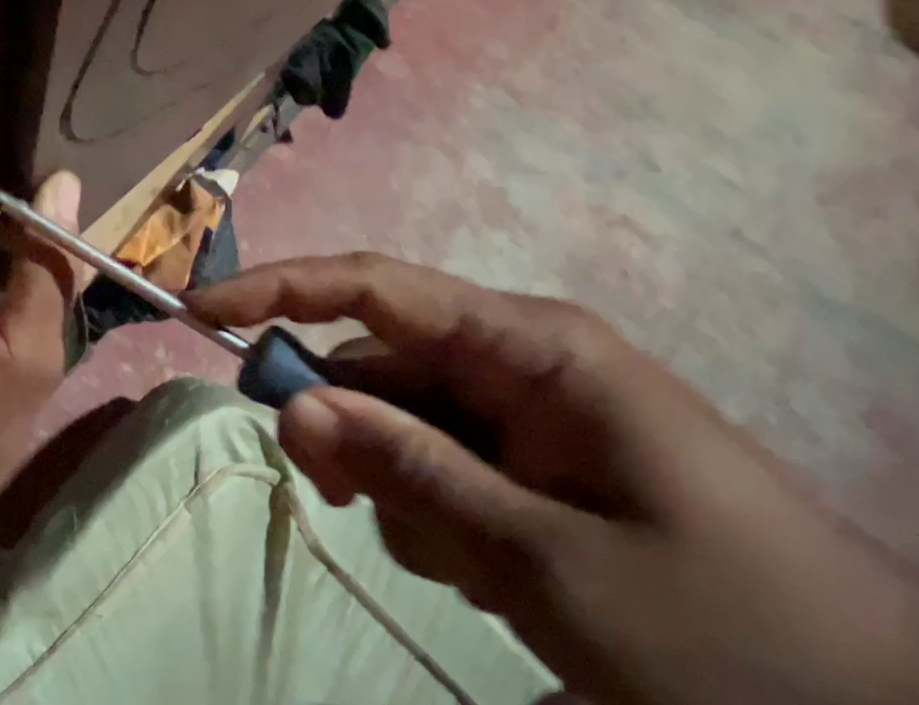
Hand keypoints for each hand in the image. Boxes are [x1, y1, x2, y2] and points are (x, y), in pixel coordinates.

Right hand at [190, 253, 918, 704]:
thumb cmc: (723, 632)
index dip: (277, 290)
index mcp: (535, 348)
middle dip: (344, 426)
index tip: (194, 310)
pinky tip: (487, 569)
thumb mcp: (545, 560)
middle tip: (339, 497)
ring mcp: (530, 417)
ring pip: (400, 424)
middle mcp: (524, 362)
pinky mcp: (536, 467)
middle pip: (377, 362)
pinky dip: (430, 517)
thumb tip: (292, 405)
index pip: (374, 287)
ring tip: (468, 564)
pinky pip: (438, 467)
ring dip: (396, 490)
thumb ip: (408, 472)